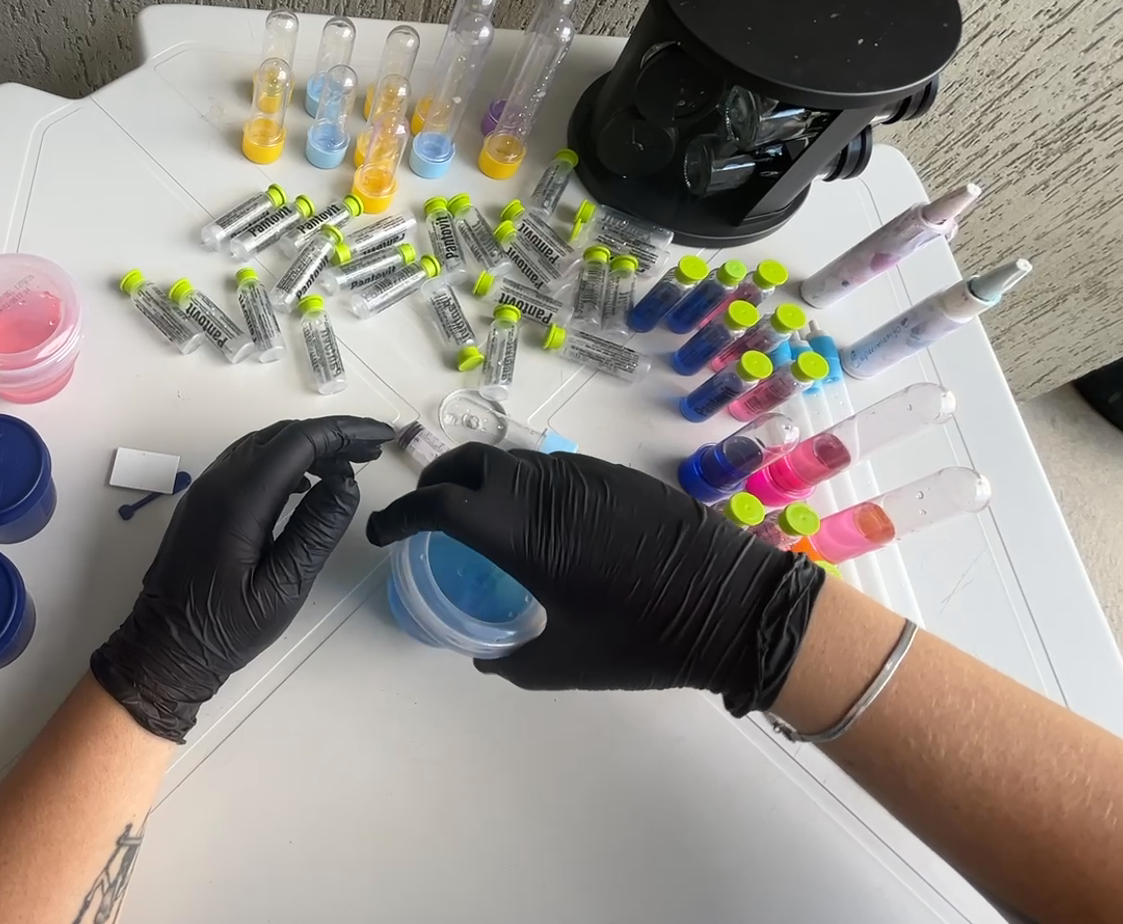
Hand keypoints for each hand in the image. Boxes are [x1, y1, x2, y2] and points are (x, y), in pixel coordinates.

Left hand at [91, 416, 395, 741]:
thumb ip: (316, 531)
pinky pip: (247, 461)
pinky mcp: (203, 500)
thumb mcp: (282, 588)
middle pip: (281, 435)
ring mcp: (207, 488)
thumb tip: (346, 481)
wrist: (163, 647)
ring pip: (263, 444)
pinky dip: (283, 460)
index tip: (380, 438)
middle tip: (371, 451)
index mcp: (241, 498)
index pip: (300, 442)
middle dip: (330, 436)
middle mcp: (220, 481)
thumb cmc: (225, 628)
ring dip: (307, 445)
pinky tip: (307, 483)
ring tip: (347, 465)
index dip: (344, 432)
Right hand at [365, 445, 823, 714]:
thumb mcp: (567, 663)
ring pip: (505, 460)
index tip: (383, 533)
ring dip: (476, 479)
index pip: (437, 504)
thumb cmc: (646, 638)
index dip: (400, 515)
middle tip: (428, 513)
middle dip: (434, 483)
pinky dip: (517, 482)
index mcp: (521, 534)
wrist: (738, 605)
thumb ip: (511, 661)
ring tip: (477, 513)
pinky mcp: (608, 473)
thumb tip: (484, 656)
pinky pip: (543, 466)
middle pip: (464, 464)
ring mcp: (576, 475)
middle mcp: (540, 491)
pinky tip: (536, 516)